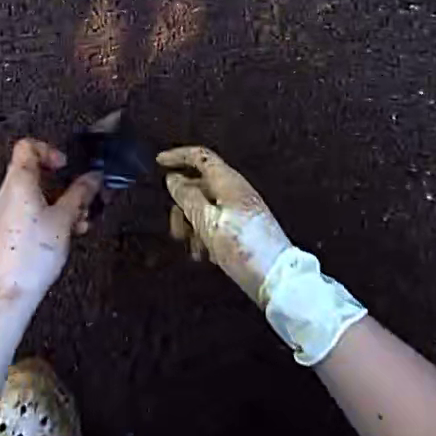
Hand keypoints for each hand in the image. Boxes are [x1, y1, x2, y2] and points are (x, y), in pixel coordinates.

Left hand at [0, 139, 101, 312]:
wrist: (4, 298)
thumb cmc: (26, 260)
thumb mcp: (65, 219)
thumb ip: (80, 194)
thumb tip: (91, 179)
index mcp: (18, 182)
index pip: (28, 146)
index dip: (50, 150)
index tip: (66, 164)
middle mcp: (6, 195)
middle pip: (34, 173)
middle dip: (62, 183)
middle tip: (79, 195)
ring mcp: (2, 216)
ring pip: (33, 196)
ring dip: (58, 203)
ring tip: (76, 220)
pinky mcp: (3, 235)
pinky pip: (27, 215)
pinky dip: (47, 218)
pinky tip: (62, 235)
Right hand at [158, 146, 294, 299]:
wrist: (277, 278)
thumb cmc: (242, 247)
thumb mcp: (207, 222)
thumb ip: (187, 198)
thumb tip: (173, 179)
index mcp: (228, 181)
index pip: (200, 156)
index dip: (178, 156)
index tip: (159, 162)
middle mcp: (235, 190)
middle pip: (200, 185)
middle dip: (182, 205)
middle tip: (176, 229)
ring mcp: (240, 209)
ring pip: (206, 206)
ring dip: (193, 224)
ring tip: (194, 248)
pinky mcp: (243, 228)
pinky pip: (216, 222)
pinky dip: (206, 234)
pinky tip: (205, 254)